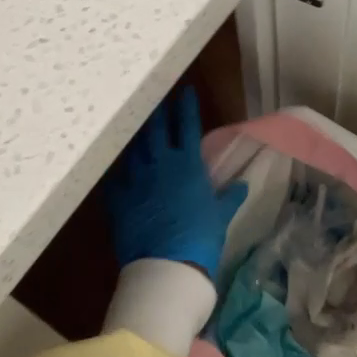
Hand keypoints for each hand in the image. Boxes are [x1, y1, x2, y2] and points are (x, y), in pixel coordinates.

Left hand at [105, 87, 247, 279]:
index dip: (186, 106)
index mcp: (186, 162)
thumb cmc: (201, 236)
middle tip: (154, 100)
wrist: (167, 265)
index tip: (184, 91)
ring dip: (136, 139)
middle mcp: (159, 163)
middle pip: (154, 129)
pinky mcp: (117, 200)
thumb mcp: (220, 215)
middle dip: (156, 112)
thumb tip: (242, 185)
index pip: (186, 124)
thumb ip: (230, 197)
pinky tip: (118, 173)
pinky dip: (118, 174)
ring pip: (133, 150)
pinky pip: (114, 180)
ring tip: (137, 132)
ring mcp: (135, 180)